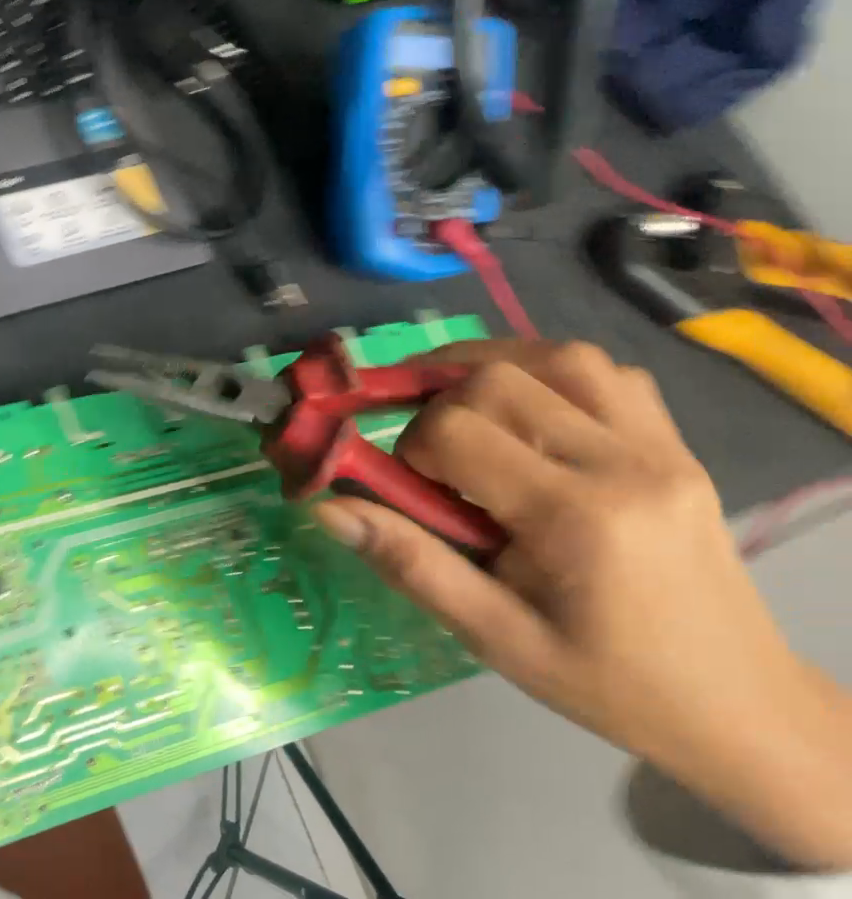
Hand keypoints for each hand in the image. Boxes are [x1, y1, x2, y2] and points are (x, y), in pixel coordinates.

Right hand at [311, 341, 851, 870]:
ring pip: (557, 357)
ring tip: (453, 407)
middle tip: (424, 454)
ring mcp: (661, 449)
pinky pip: (606, 374)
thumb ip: (410, 563)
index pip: (459, 431)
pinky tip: (522, 409)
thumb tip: (326, 509)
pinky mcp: (676, 447)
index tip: (405, 489)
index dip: (409, 448)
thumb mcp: (494, 637)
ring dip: (488, 370)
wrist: (737, 706)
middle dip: (438, 404)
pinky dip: (548, 373)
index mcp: (579, 518)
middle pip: (500, 380)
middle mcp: (626, 464)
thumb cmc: (605, 680)